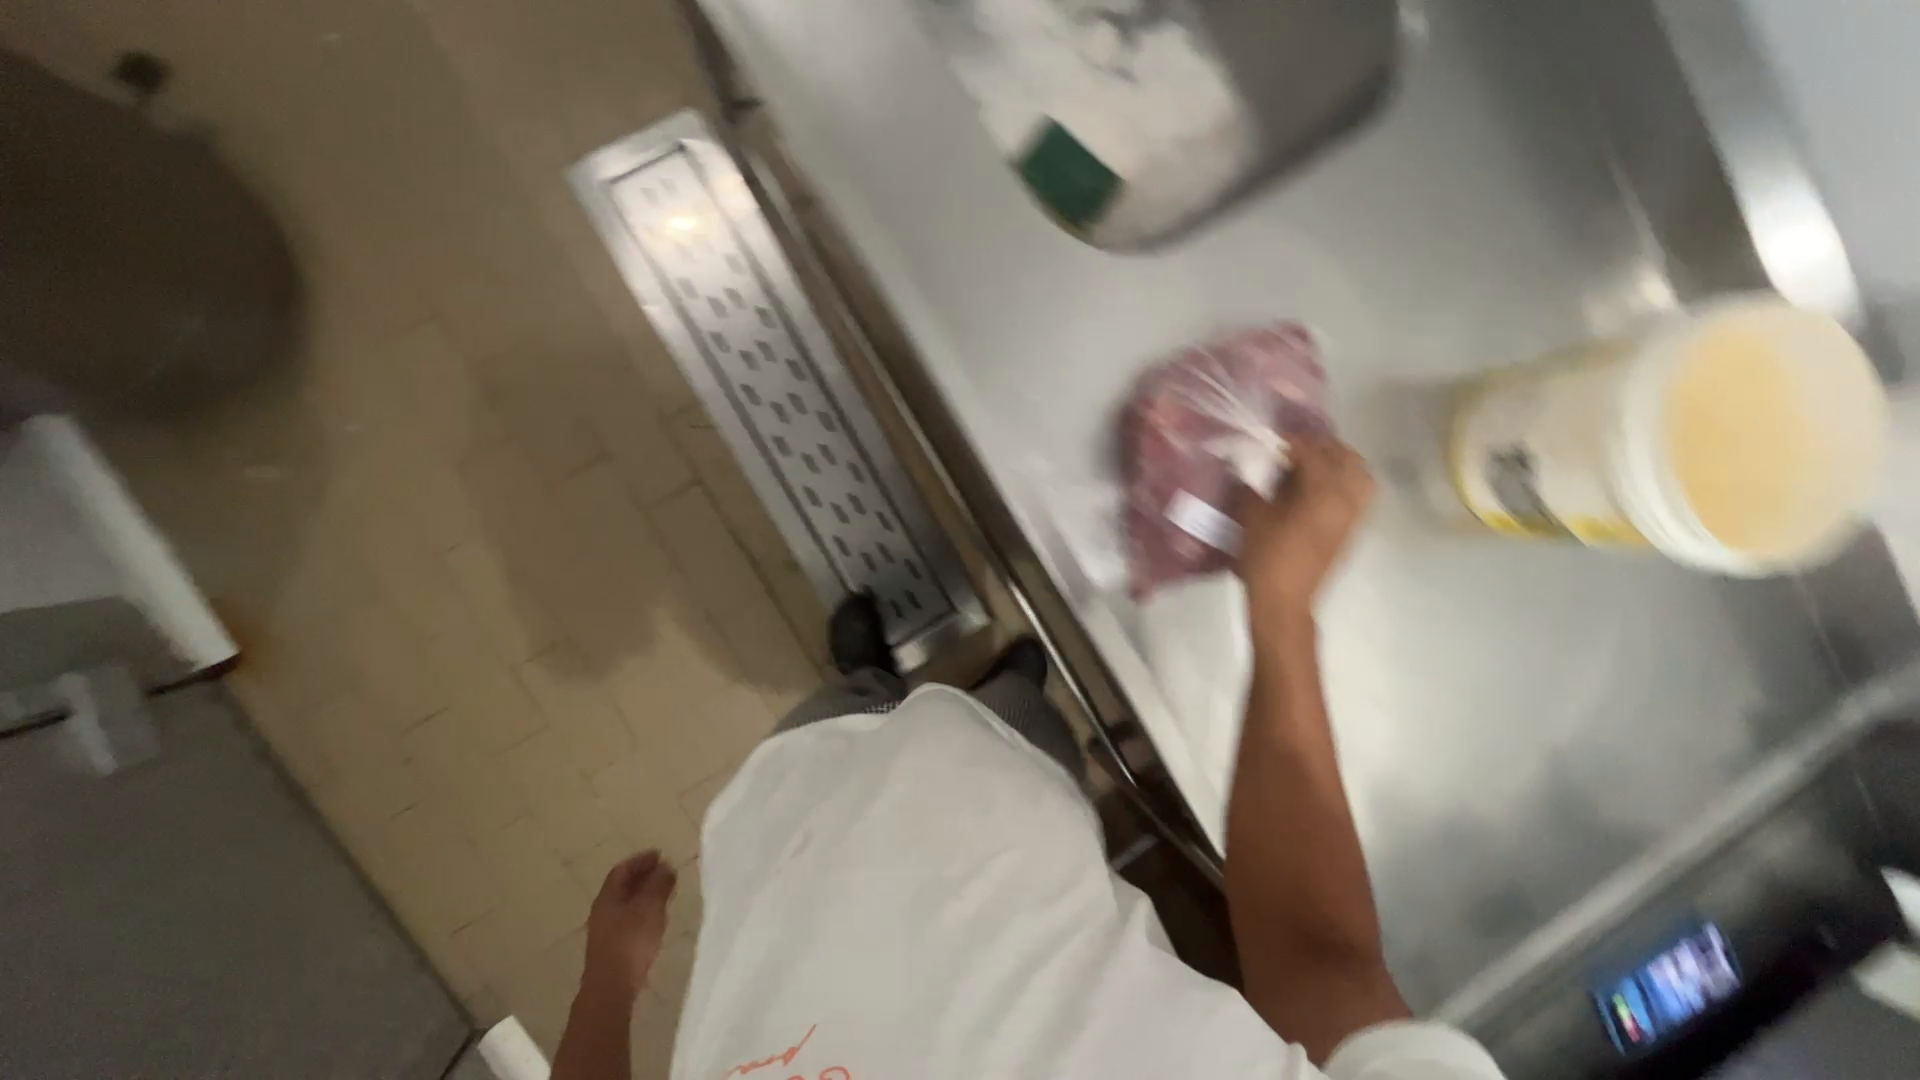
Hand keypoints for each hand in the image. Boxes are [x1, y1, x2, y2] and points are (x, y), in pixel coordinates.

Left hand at [579, 850, 676, 1002]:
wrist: (611, 989)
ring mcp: (606, 932)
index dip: (641, 860)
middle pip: (623, 887)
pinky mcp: (613, 948)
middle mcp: (603, 911)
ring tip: (666, 893)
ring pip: (627, 905)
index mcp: (608, 897)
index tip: (660, 854)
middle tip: (666, 872)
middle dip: (644, 877)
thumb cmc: (630, 941)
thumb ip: (659, 884)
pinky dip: (644, 912)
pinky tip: (657, 919)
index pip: (622, 870)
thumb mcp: (650, 907)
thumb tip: (666, 866)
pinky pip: (629, 920)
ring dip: (645, 895)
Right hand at [1237, 435, 1373, 615]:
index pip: (1312, 452)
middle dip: (1320, 447)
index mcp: (1322, 492)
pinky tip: (1319, 489)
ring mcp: (1353, 515)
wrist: (1285, 600)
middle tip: (1293, 449)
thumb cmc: (1266, 558)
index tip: (1271, 439)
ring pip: (1359, 474)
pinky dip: (1344, 482)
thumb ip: (1251, 487)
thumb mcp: (1252, 518)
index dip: (1290, 441)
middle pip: (1345, 457)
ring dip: (1338, 463)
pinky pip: (1359, 494)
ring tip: (1312, 466)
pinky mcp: (1352, 529)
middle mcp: (1346, 498)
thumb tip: (1247, 467)